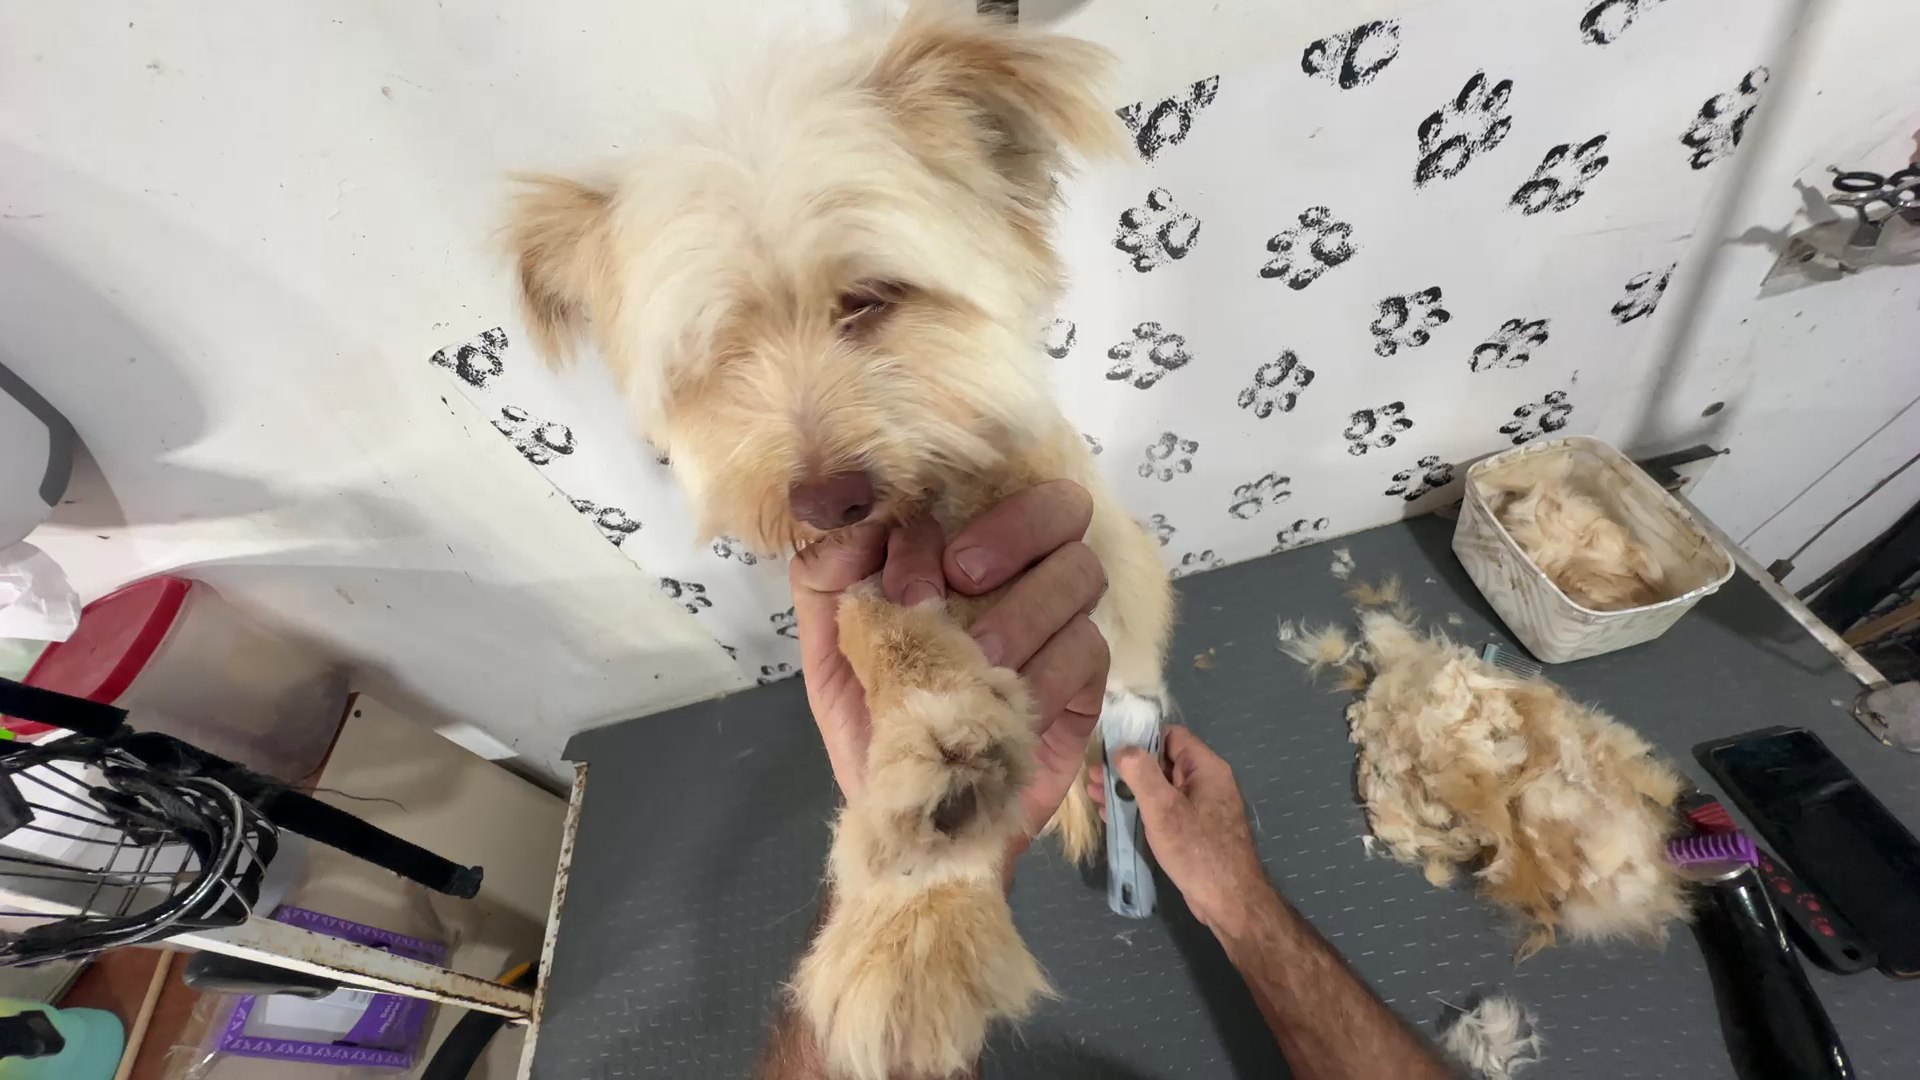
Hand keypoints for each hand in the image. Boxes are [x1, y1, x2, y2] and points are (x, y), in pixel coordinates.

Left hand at [791, 481, 1110, 843]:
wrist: (914, 812)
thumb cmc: (874, 718)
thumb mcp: (832, 644)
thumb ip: (828, 576)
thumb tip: (847, 513)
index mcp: (962, 555)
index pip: (990, 485)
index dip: (956, 510)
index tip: (906, 571)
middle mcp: (1021, 576)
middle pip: (1063, 507)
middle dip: (1016, 529)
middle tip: (962, 577)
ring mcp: (1060, 627)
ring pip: (1082, 572)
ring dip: (1024, 611)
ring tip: (976, 659)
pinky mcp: (1085, 684)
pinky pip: (1090, 650)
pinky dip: (1046, 674)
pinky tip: (1005, 706)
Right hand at [1089, 726, 1274, 938]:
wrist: (1229, 903)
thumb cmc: (1197, 849)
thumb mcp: (1163, 807)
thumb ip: (1140, 772)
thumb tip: (1122, 749)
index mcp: (1205, 767)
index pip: (1170, 736)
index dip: (1141, 739)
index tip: (1111, 750)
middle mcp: (1204, 781)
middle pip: (1160, 762)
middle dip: (1126, 768)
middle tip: (1094, 776)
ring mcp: (1198, 807)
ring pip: (1157, 788)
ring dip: (1126, 790)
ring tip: (1094, 794)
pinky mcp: (1192, 829)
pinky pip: (1161, 809)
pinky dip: (1138, 809)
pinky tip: (1110, 815)